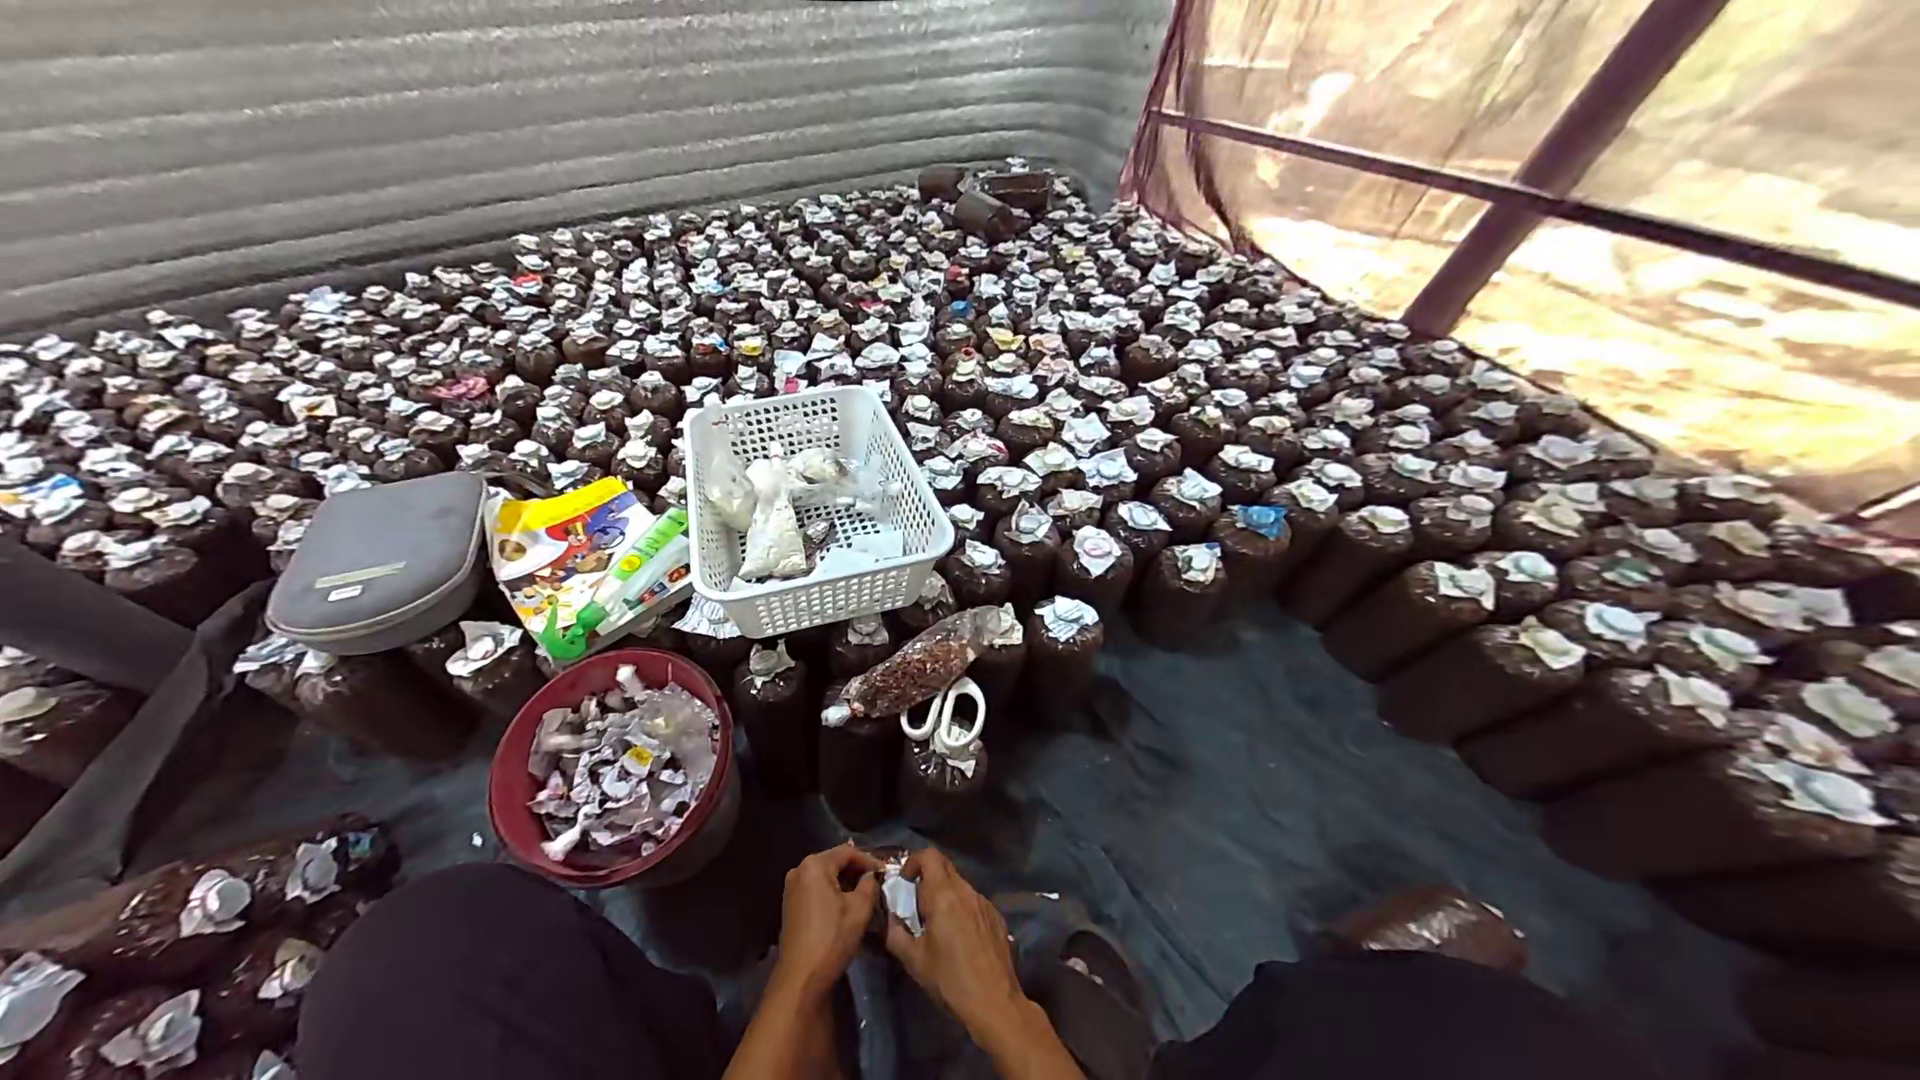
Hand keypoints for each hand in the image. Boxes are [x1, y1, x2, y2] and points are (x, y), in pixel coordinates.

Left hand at [773, 844, 882, 997]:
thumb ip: (869, 884)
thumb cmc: (832, 938)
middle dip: (857, 870)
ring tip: (866, 893)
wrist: (801, 978)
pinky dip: (832, 893)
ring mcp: (792, 889)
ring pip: (825, 876)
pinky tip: (847, 904)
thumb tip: (870, 877)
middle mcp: (799, 871)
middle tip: (877, 881)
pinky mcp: (791, 906)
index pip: (847, 852)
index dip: (869, 860)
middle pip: (834, 862)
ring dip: (845, 882)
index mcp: (814, 865)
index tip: (885, 872)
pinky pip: (816, 889)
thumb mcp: (860, 908)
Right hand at [883, 848, 1026, 1035]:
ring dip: (945, 895)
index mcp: (944, 896)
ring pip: (960, 885)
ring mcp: (984, 903)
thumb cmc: (949, 980)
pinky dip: (961, 908)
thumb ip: (896, 933)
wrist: (994, 1001)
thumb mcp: (914, 960)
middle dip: (927, 877)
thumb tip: (891, 917)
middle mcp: (966, 891)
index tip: (905, 882)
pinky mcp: (996, 916)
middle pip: (945, 866)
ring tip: (938, 925)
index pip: (929, 856)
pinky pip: (974, 901)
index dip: (913, 862)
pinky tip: (960, 937)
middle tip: (917, 903)